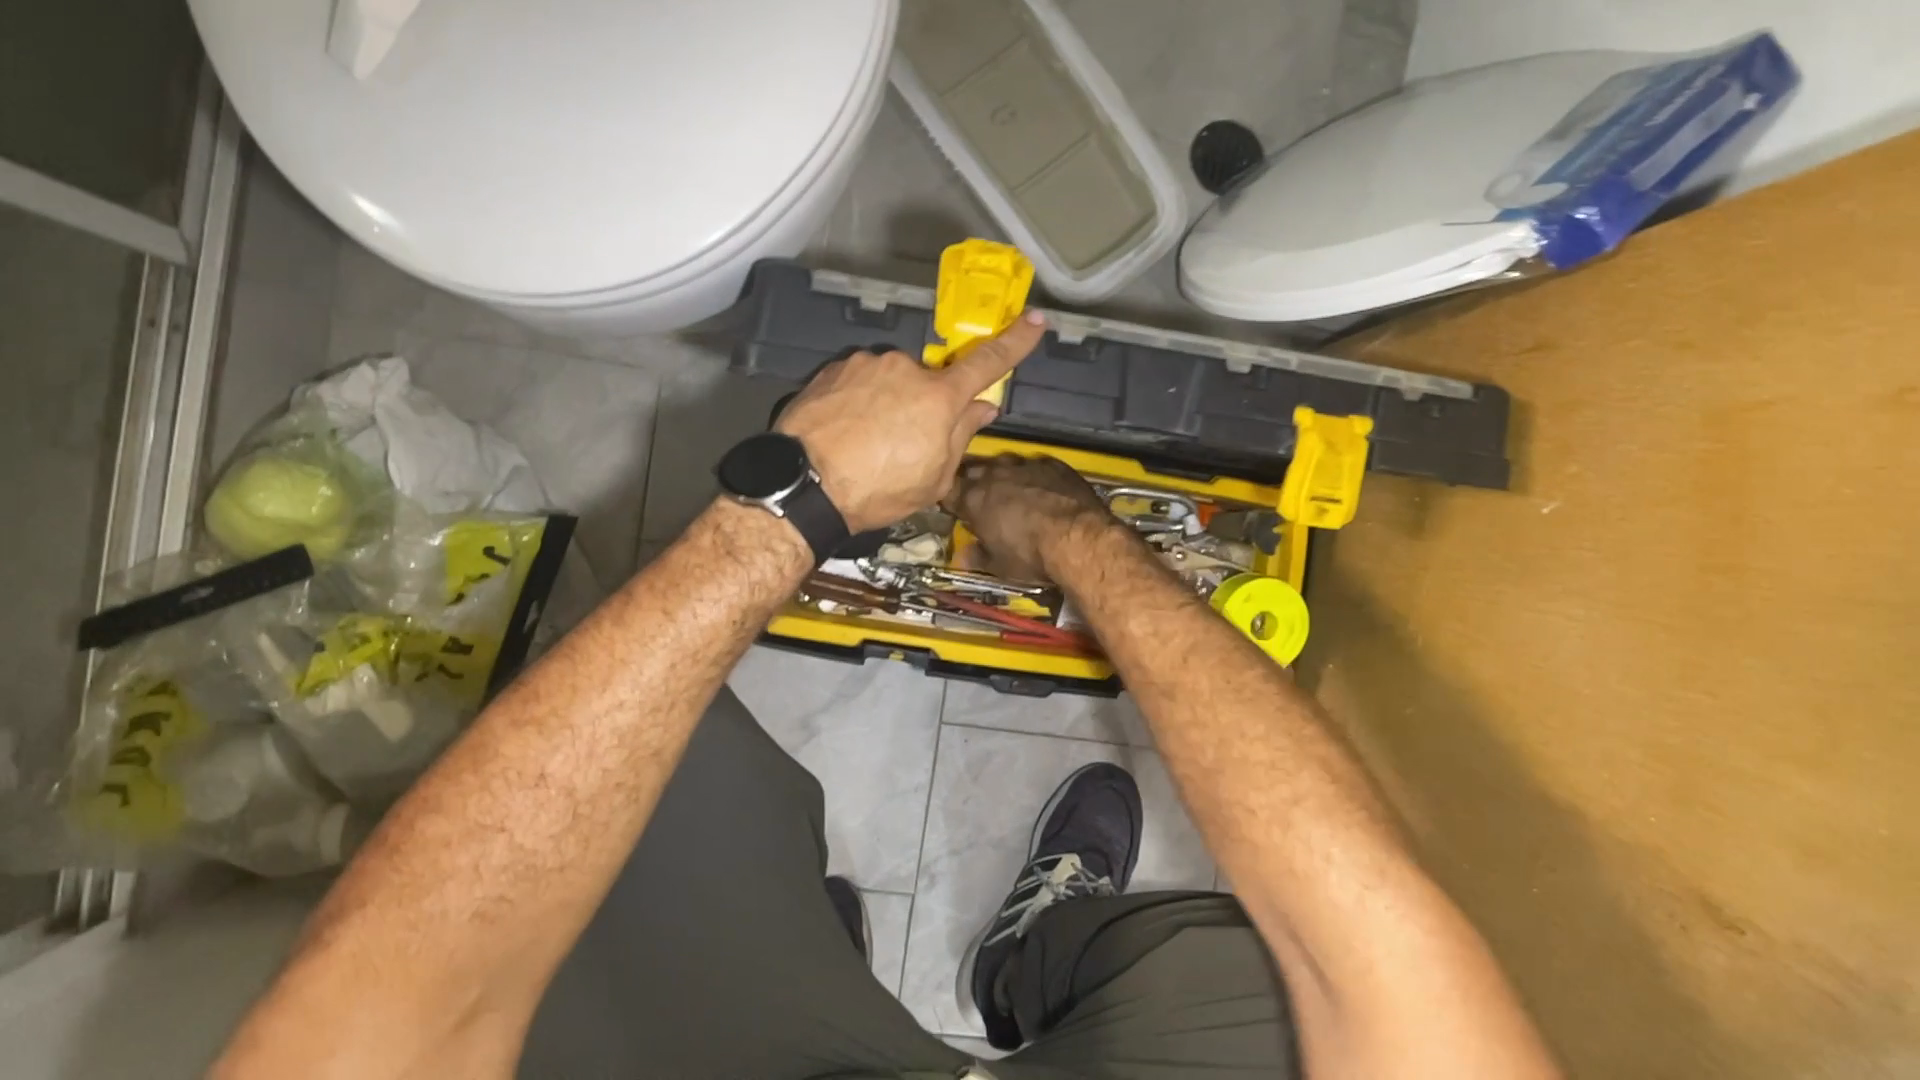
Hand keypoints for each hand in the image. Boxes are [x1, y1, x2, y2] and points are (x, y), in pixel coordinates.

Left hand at [776, 312, 1046, 531]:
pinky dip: (857, 403)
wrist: (804, 487)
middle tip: (902, 446)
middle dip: (922, 406)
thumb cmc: (876, 491)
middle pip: (927, 383)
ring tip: (865, 444)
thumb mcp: (933, 479)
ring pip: (889, 382)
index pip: (989, 363)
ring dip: (886, 404)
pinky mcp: (833, 369)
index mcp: (939, 398)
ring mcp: (867, 365)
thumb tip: (981, 407)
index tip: (1036, 320)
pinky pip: (858, 382)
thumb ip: (961, 436)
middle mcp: (905, 369)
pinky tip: (844, 432)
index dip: (1016, 342)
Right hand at [944, 454, 1114, 580]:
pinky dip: (1032, 475)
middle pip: (973, 471)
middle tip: (977, 498)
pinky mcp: (1052, 464)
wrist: (1078, 538)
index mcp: (974, 499)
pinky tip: (1040, 488)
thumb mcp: (999, 565)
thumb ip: (978, 556)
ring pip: (1003, 462)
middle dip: (972, 483)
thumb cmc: (1031, 555)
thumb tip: (964, 556)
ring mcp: (1025, 465)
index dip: (949, 500)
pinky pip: (1035, 465)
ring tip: (1007, 489)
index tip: (953, 509)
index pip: (948, 492)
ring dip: (1001, 474)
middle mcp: (995, 475)